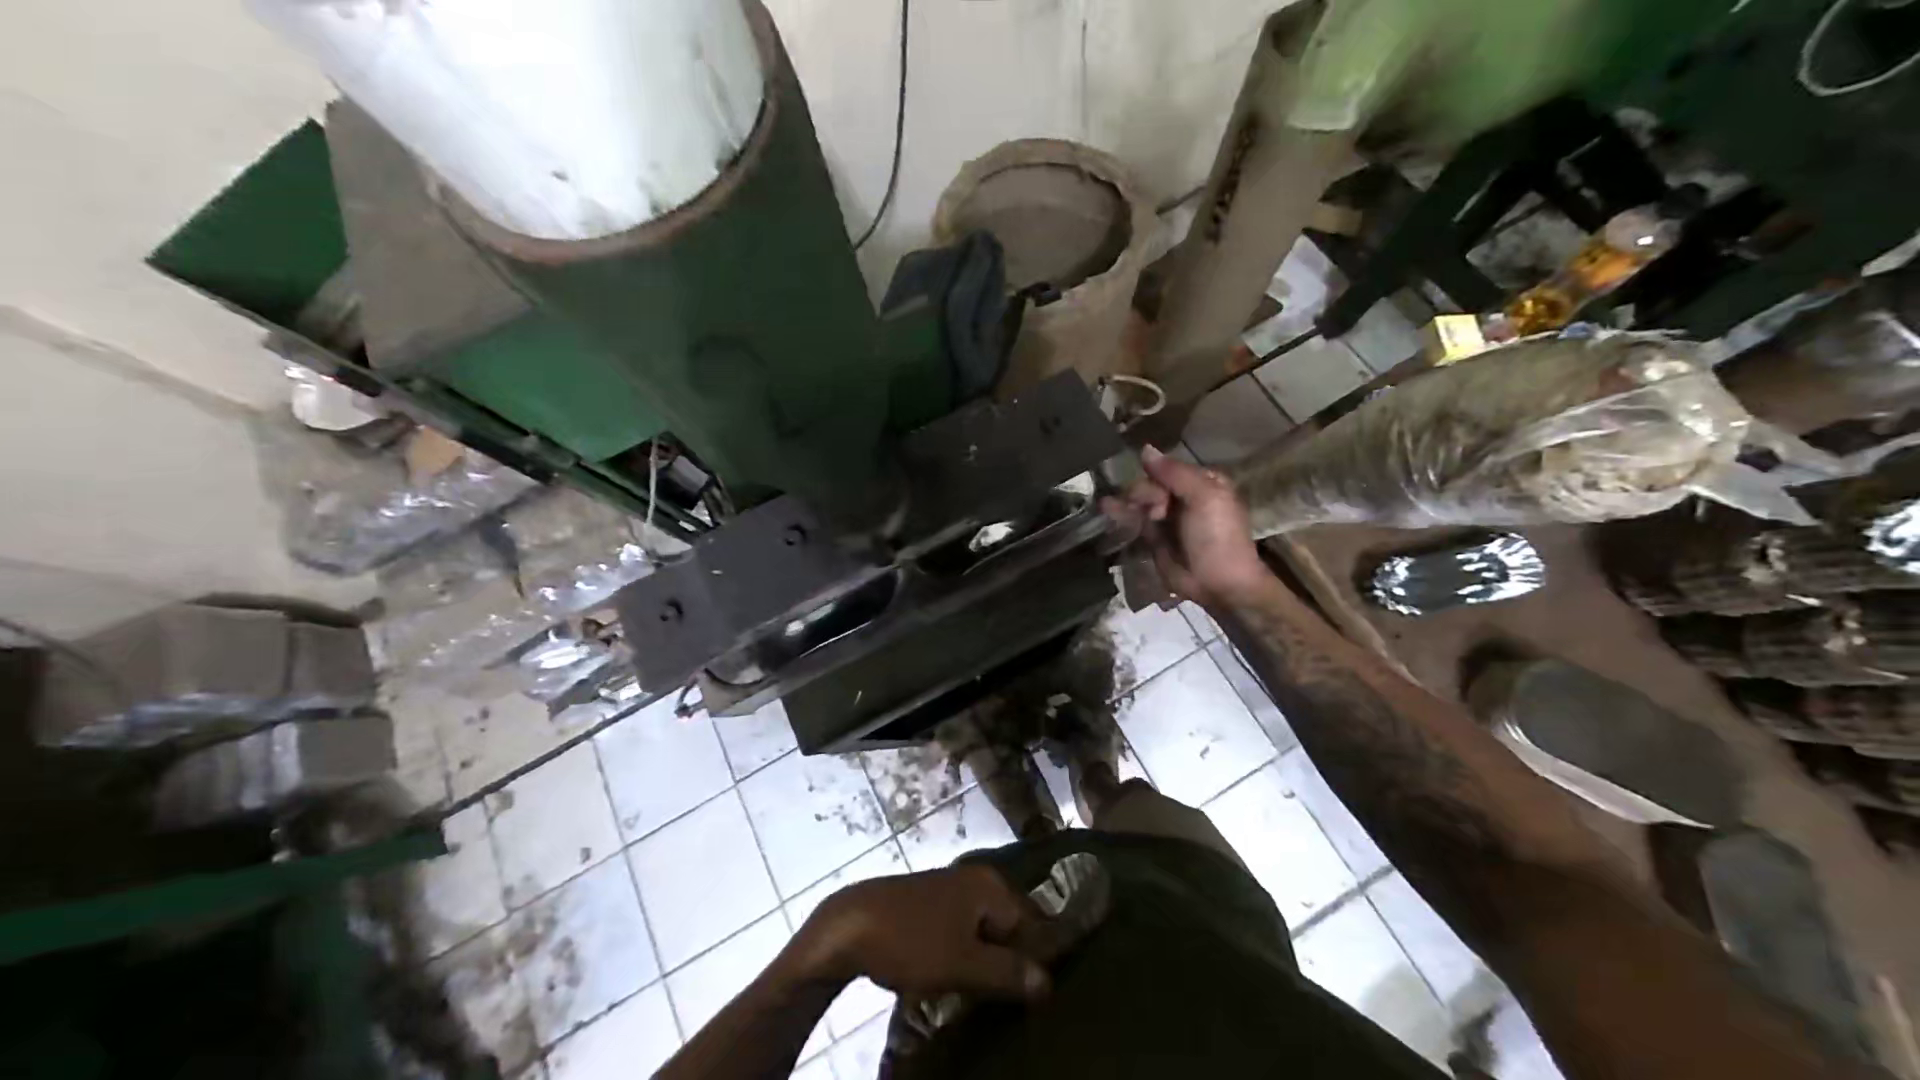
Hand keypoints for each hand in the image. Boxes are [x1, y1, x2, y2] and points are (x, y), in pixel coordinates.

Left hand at [783, 865, 1048, 1001]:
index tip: (1028, 1000)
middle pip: (1008, 928)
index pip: (1032, 927)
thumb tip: (1048, 983)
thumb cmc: (910, 941)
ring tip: (978, 995)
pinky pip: (960, 932)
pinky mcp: (929, 904)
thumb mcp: (964, 965)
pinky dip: (962, 955)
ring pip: (982, 933)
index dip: (1032, 964)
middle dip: (1007, 964)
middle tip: (1002, 1001)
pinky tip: (954, 979)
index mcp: (990, 885)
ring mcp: (950, 889)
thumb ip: (1009, 973)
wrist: (848, 927)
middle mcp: (975, 879)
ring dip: (983, 963)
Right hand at [1104, 446, 1269, 608]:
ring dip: (1126, 502)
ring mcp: (1166, 518)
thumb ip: (1174, 473)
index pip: (1168, 468)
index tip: (1159, 496)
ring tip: (1109, 506)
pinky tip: (1106, 509)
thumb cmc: (1217, 536)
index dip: (1158, 478)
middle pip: (1150, 484)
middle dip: (1143, 494)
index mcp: (1201, 482)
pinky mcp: (1153, 538)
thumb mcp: (1204, 497)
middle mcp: (1182, 497)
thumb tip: (1144, 449)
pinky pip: (1134, 521)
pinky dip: (1121, 515)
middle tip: (1152, 514)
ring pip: (1139, 501)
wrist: (1219, 583)